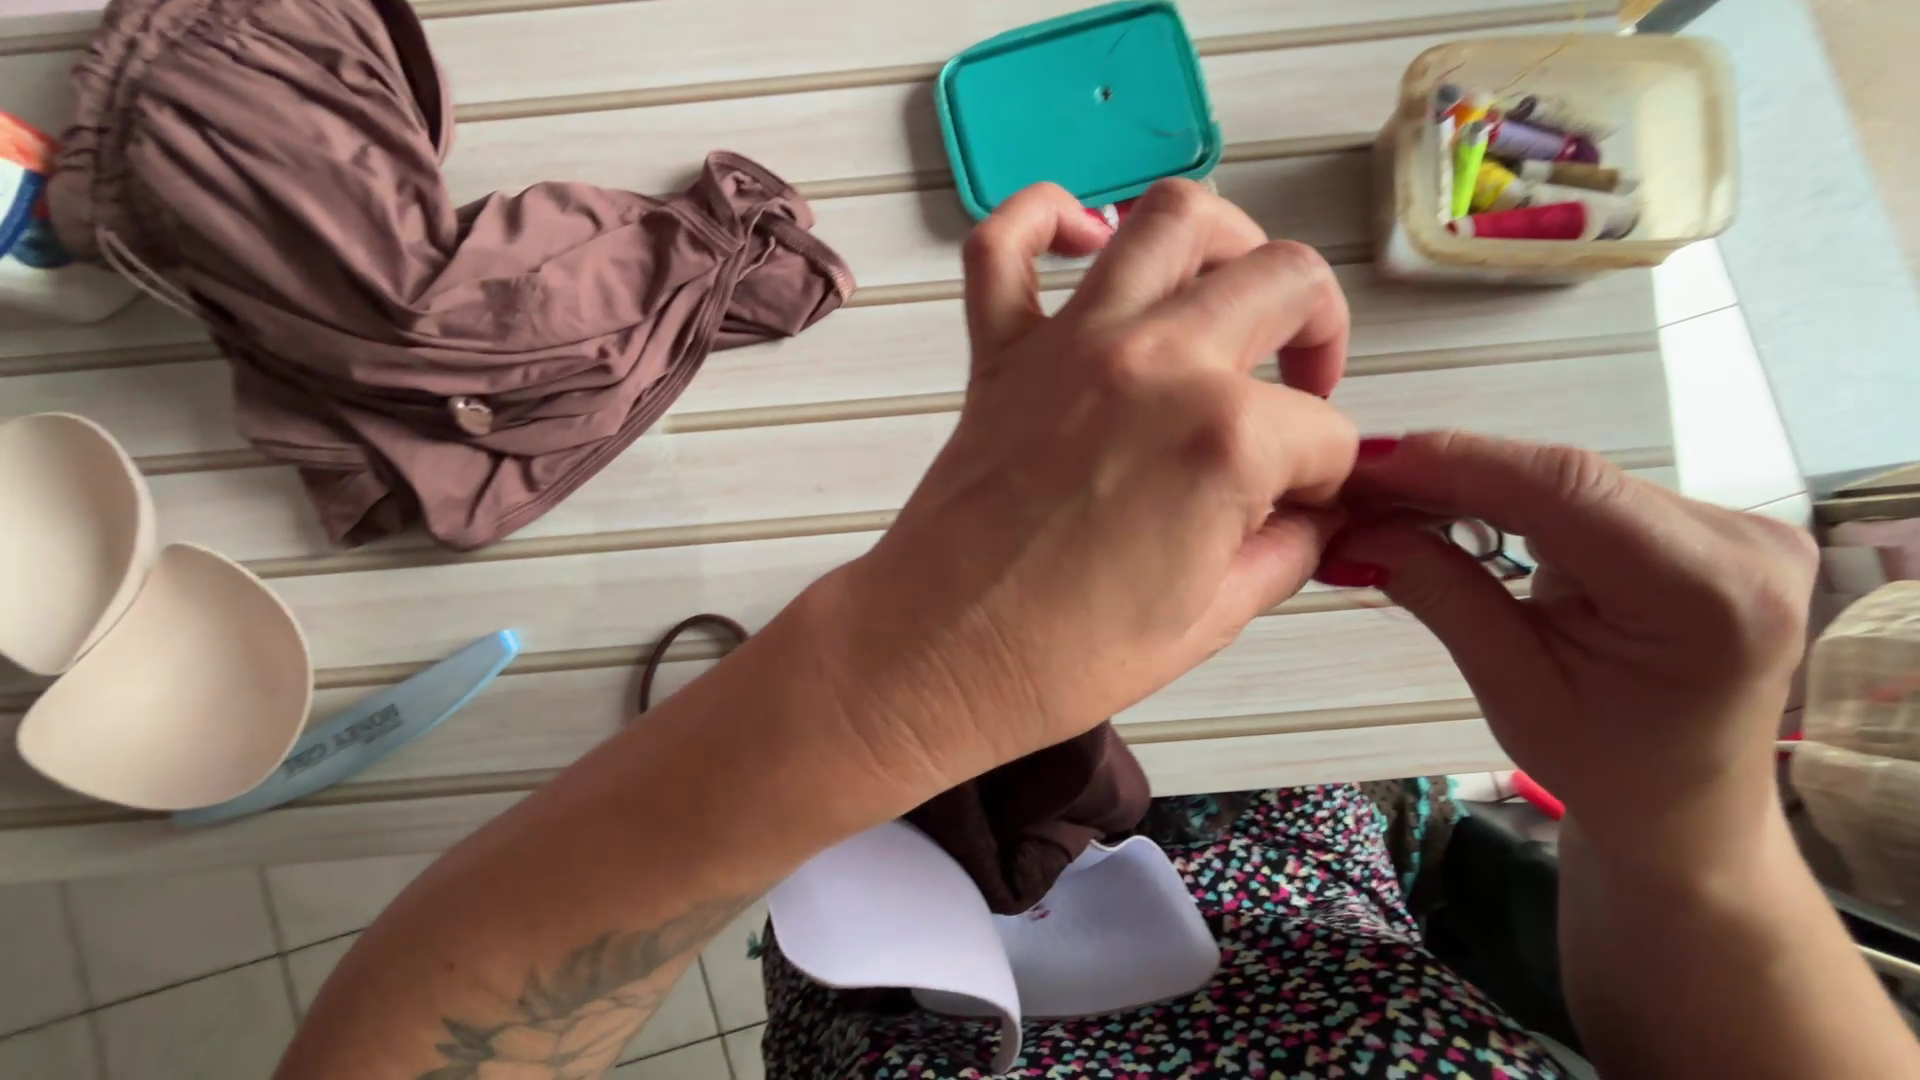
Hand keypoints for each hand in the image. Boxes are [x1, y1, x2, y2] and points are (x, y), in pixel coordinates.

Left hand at [810, 180, 1354, 786]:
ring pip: (1169, 219)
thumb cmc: (1062, 658)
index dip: (1327, 473)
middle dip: (1321, 330)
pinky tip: (1084, 238)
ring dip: (1226, 237)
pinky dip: (1042, 218)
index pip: (1322, 431)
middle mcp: (1156, 363)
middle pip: (1285, 281)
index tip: (1305, 501)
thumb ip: (1284, 550)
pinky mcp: (999, 353)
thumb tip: (1313, 513)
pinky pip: (1004, 245)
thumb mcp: (1210, 618)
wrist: (938, 656)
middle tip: (1303, 385)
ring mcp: (1070, 347)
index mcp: (1222, 440)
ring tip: (1230, 290)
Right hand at [1332, 432, 1817, 861]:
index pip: (1563, 489)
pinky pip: (1572, 495)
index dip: (1452, 462)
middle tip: (1349, 488)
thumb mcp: (1510, 685)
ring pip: (1559, 479)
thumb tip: (1350, 532)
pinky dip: (1495, 499)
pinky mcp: (1693, 526)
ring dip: (1460, 485)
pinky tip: (1434, 507)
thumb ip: (1438, 591)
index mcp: (1711, 593)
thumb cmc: (1604, 766)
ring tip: (1377, 501)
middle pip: (1559, 478)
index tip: (1359, 464)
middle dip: (1442, 475)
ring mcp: (1723, 525)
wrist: (1685, 804)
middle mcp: (1736, 539)